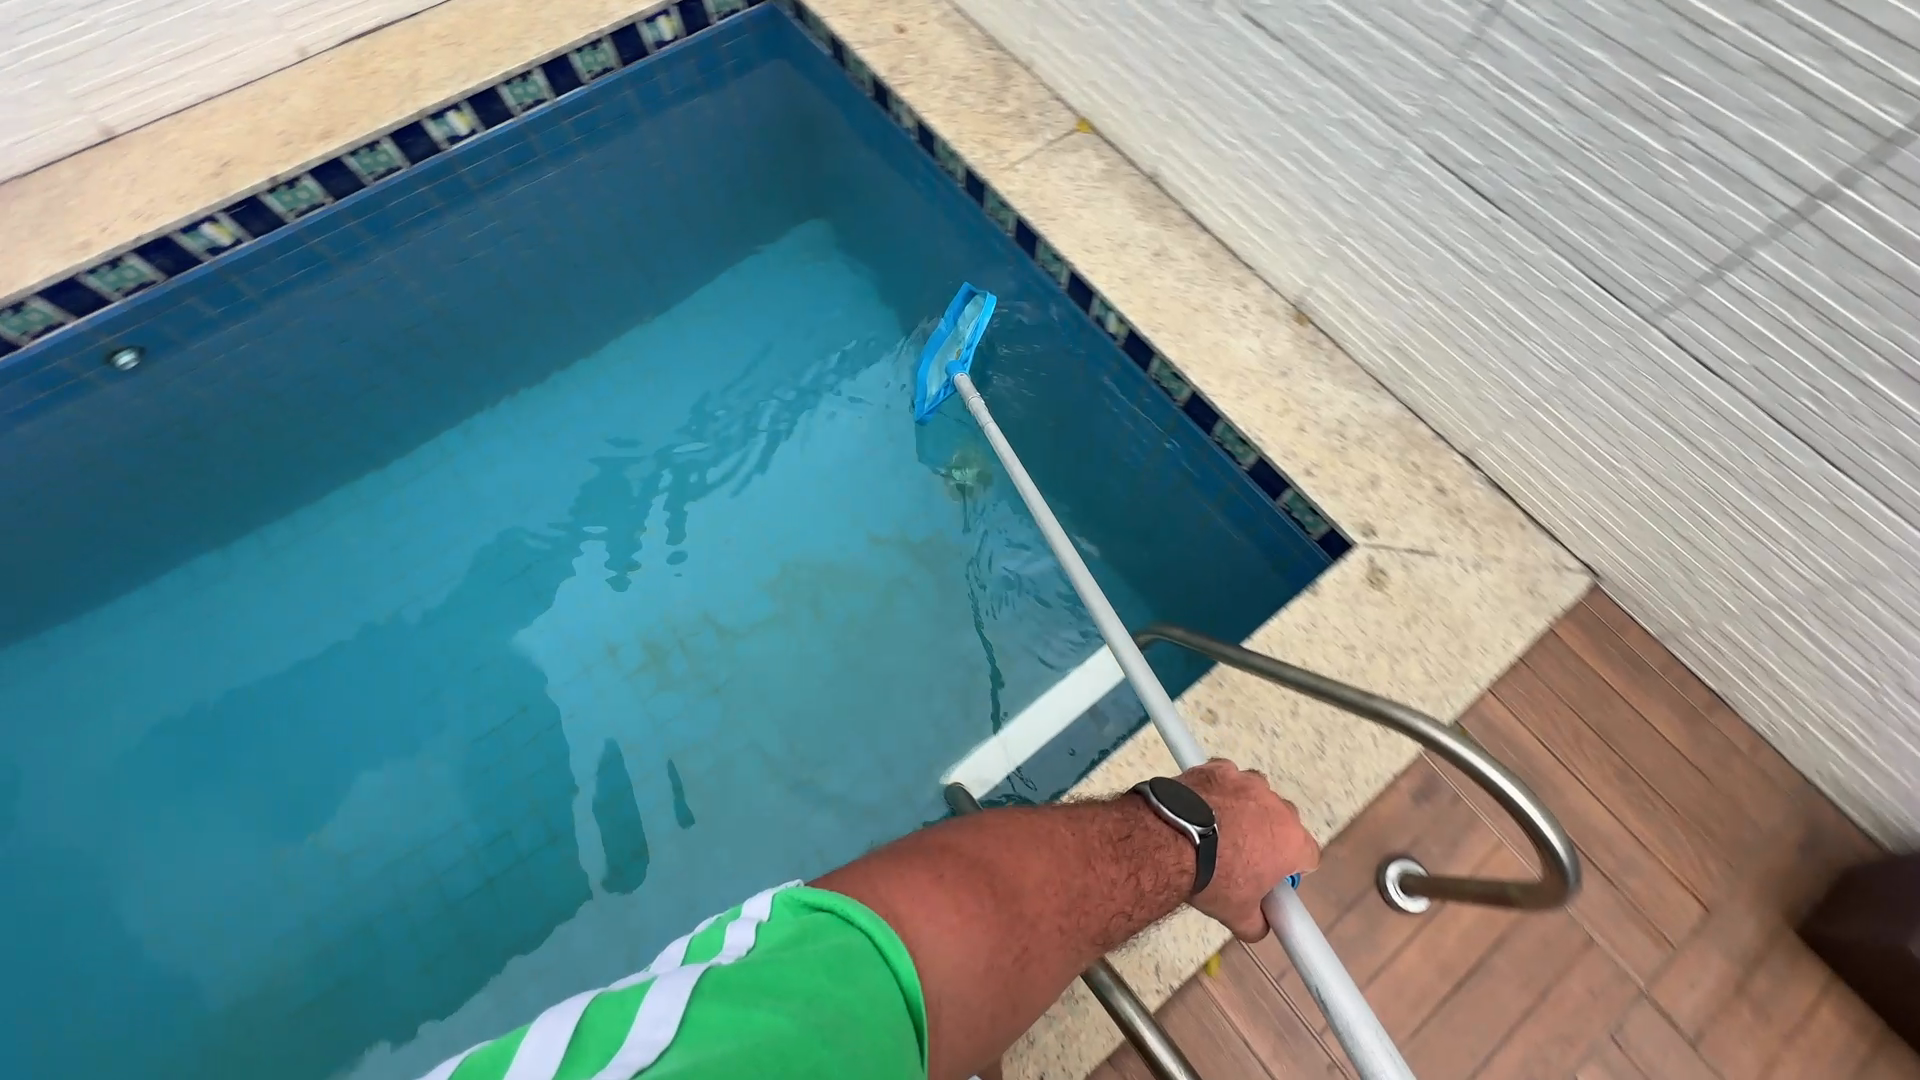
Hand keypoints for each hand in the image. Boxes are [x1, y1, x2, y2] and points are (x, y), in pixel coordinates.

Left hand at [1178, 760, 1319, 940]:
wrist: (1168, 842)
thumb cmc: (1209, 876)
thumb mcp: (1238, 915)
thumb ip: (1259, 922)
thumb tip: (1259, 924)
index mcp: (1291, 842)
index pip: (1308, 855)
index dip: (1291, 867)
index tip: (1275, 875)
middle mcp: (1275, 806)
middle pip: (1282, 820)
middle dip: (1267, 835)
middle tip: (1241, 854)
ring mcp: (1245, 782)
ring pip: (1253, 794)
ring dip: (1243, 807)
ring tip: (1217, 828)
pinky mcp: (1216, 768)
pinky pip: (1224, 776)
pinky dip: (1216, 788)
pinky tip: (1201, 806)